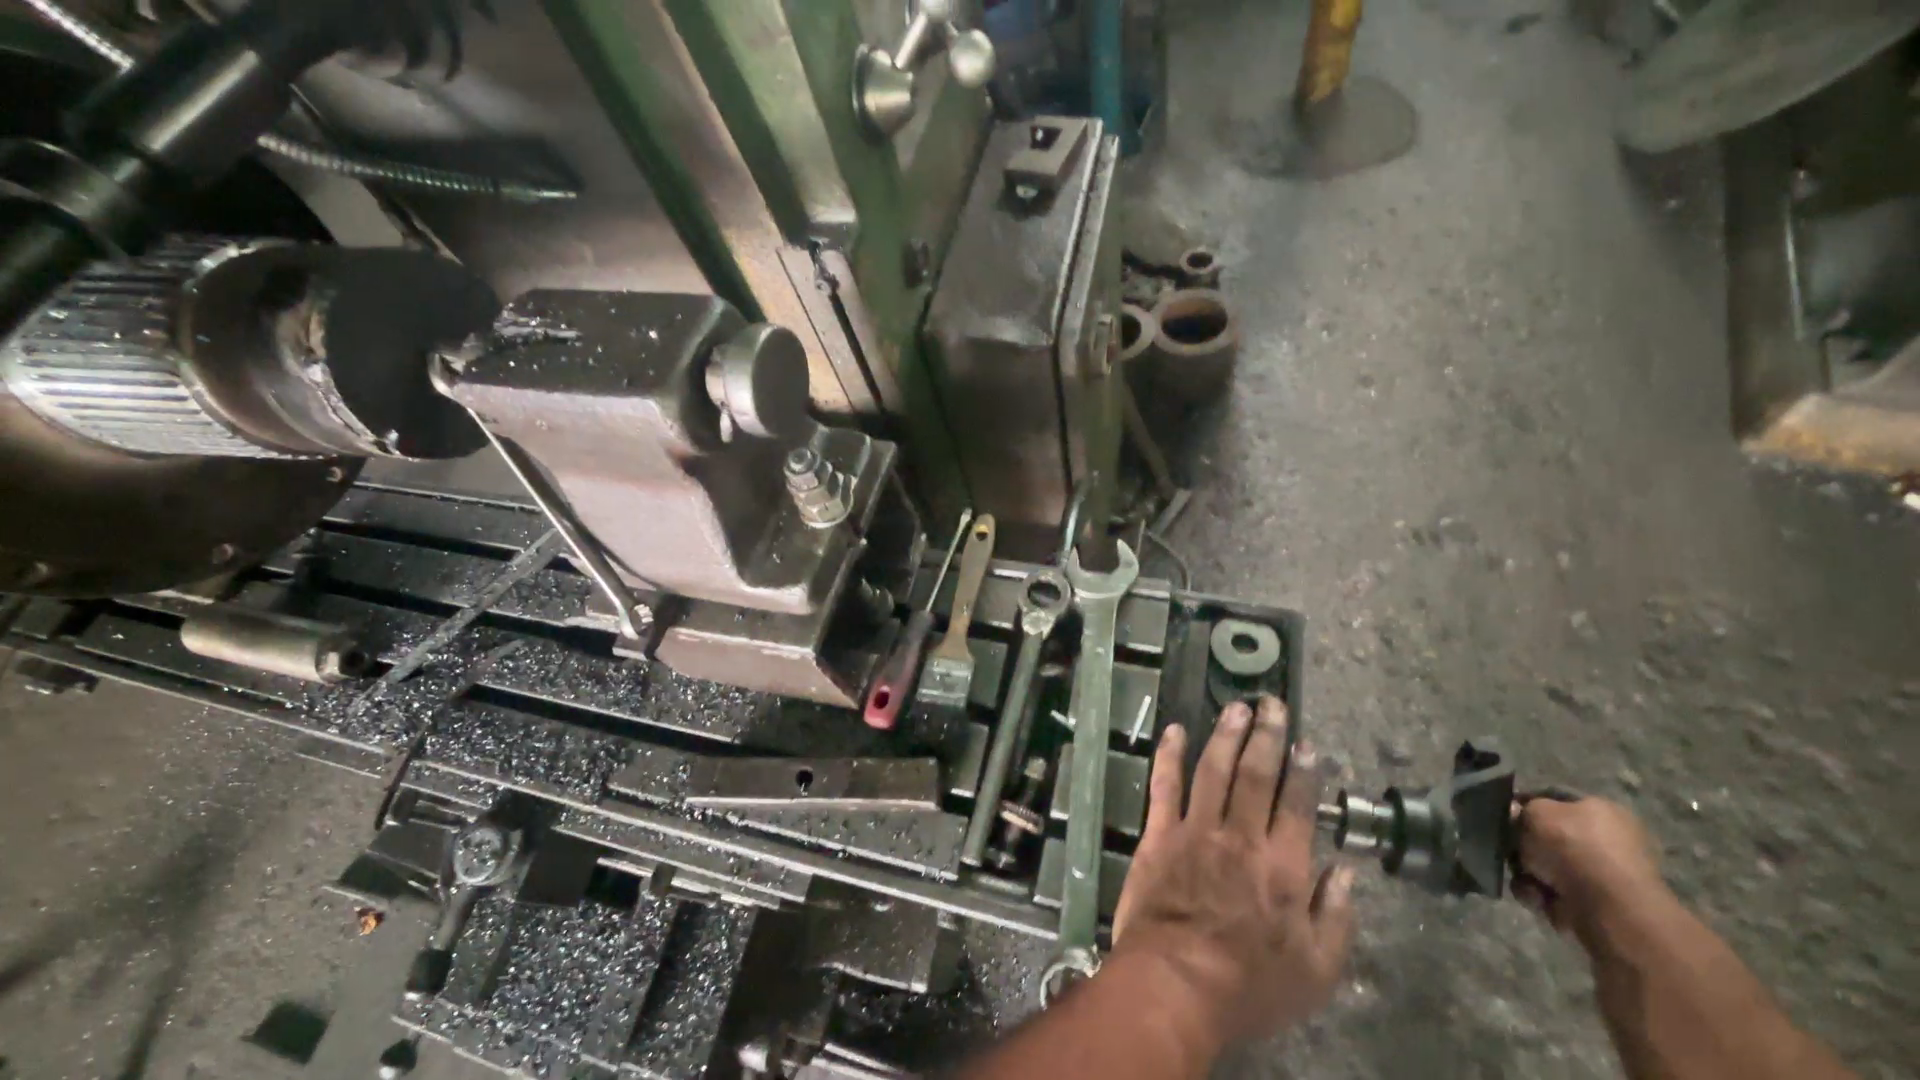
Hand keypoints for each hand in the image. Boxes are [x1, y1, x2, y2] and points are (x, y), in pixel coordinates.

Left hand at [1111, 696, 1355, 1042]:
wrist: (1175, 987)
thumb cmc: (1248, 987)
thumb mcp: (1316, 971)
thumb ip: (1336, 917)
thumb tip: (1345, 872)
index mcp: (1283, 867)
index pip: (1297, 804)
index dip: (1303, 770)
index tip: (1306, 744)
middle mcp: (1241, 838)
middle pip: (1257, 774)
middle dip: (1267, 735)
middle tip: (1272, 703)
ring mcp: (1195, 832)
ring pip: (1213, 770)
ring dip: (1226, 735)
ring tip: (1236, 707)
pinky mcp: (1158, 837)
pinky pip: (1163, 787)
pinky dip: (1169, 756)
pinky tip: (1175, 731)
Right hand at [1514, 796, 1667, 937]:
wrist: (1607, 906)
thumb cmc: (1574, 847)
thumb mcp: (1536, 812)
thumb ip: (1522, 809)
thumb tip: (1517, 816)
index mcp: (1602, 809)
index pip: (1555, 799)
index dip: (1526, 804)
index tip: (1506, 816)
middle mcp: (1605, 840)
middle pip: (1547, 836)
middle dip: (1524, 845)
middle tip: (1513, 850)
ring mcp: (1600, 874)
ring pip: (1544, 866)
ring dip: (1527, 872)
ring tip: (1527, 878)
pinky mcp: (1592, 904)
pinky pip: (1550, 892)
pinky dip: (1539, 894)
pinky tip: (1539, 896)